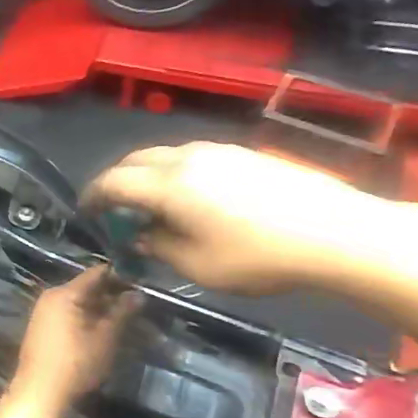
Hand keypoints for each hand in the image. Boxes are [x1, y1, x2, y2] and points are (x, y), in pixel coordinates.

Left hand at [14, 267, 138, 407]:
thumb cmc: (76, 364)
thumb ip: (122, 312)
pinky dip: (84, 318)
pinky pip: (67, 313)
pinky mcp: (41, 328)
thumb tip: (138, 294)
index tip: (138, 285)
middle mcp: (51, 297)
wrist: (39, 396)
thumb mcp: (105, 338)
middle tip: (134, 304)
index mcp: (65, 293)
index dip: (119, 277)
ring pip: (77, 302)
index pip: (97, 273)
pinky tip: (100, 330)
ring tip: (121, 318)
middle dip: (110, 295)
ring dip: (98, 308)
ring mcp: (43, 312)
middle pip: (86, 287)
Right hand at [83, 142, 388, 293]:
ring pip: (166, 155)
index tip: (86, 212)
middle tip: (115, 210)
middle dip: (118, 181)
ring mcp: (219, 150)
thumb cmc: (259, 257)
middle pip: (137, 160)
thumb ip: (161, 248)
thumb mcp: (200, 267)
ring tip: (152, 207)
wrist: (331, 231)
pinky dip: (175, 174)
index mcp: (170, 185)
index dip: (94, 196)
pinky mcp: (243, 153)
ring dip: (148, 176)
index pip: (115, 181)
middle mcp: (188, 157)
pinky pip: (193, 158)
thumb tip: (143, 235)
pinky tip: (190, 199)